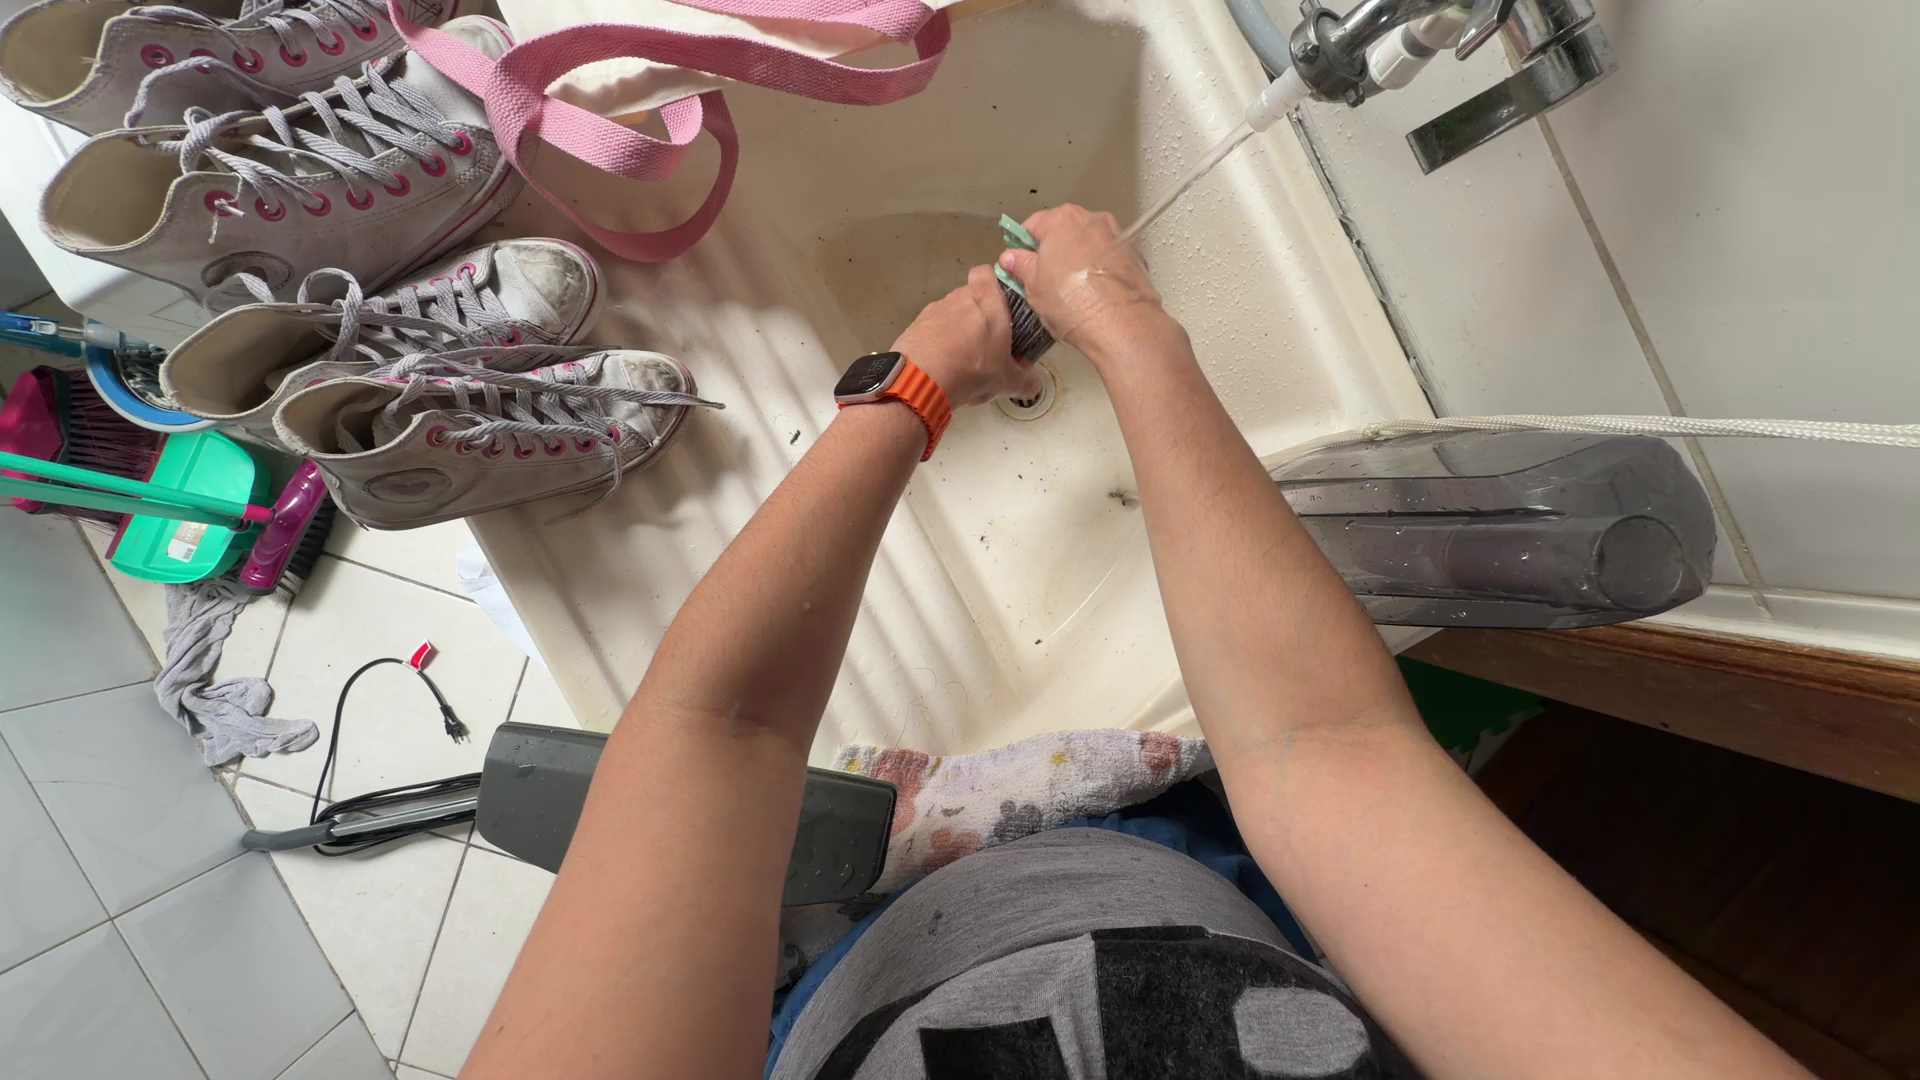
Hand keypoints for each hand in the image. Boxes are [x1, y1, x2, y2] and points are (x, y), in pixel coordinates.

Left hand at [892, 265, 1042, 407]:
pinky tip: (941, 364)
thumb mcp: (1006, 380)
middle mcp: (959, 297)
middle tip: (985, 344)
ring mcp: (934, 309)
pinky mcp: (915, 325)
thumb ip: (1025, 380)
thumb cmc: (973, 369)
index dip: (993, 285)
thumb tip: (1034, 383)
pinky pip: (932, 328)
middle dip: (978, 316)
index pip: (988, 273)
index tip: (999, 306)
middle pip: (970, 297)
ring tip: (961, 359)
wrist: (920, 380)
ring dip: (956, 330)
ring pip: (950, 313)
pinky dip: (937, 341)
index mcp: (987, 299)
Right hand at [996, 204, 1177, 363]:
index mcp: (1061, 220)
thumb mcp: (1034, 287)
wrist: (1121, 324)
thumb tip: (1011, 258)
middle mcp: (1091, 219)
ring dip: (1076, 262)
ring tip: (1072, 293)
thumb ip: (1020, 266)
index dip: (1022, 248)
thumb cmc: (1076, 304)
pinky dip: (1099, 271)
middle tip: (1044, 284)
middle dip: (1052, 254)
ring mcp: (1115, 235)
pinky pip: (1107, 259)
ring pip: (1086, 244)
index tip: (1020, 266)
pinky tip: (1094, 295)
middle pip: (1062, 232)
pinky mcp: (1133, 255)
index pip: (1032, 226)